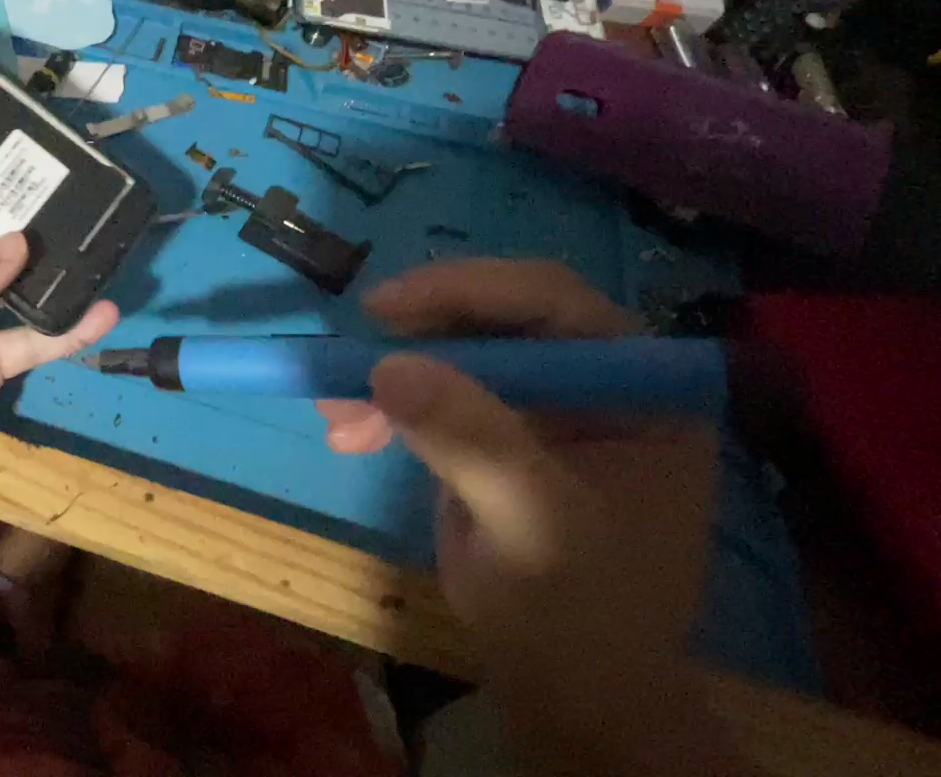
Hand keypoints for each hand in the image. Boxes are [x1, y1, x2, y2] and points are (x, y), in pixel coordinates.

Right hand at [319, 258, 717, 665]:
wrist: (562, 681)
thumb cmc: (577, 610)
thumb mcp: (531, 523)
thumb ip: (473, 440)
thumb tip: (388, 365)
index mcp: (638, 389)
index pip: (553, 303)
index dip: (465, 289)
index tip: (382, 309)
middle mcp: (591, 382)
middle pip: (490, 318)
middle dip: (412, 340)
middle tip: (347, 362)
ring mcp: (535, 405)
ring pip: (445, 352)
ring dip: (384, 375)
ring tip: (334, 416)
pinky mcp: (487, 428)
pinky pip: (425, 390)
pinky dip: (378, 403)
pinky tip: (346, 431)